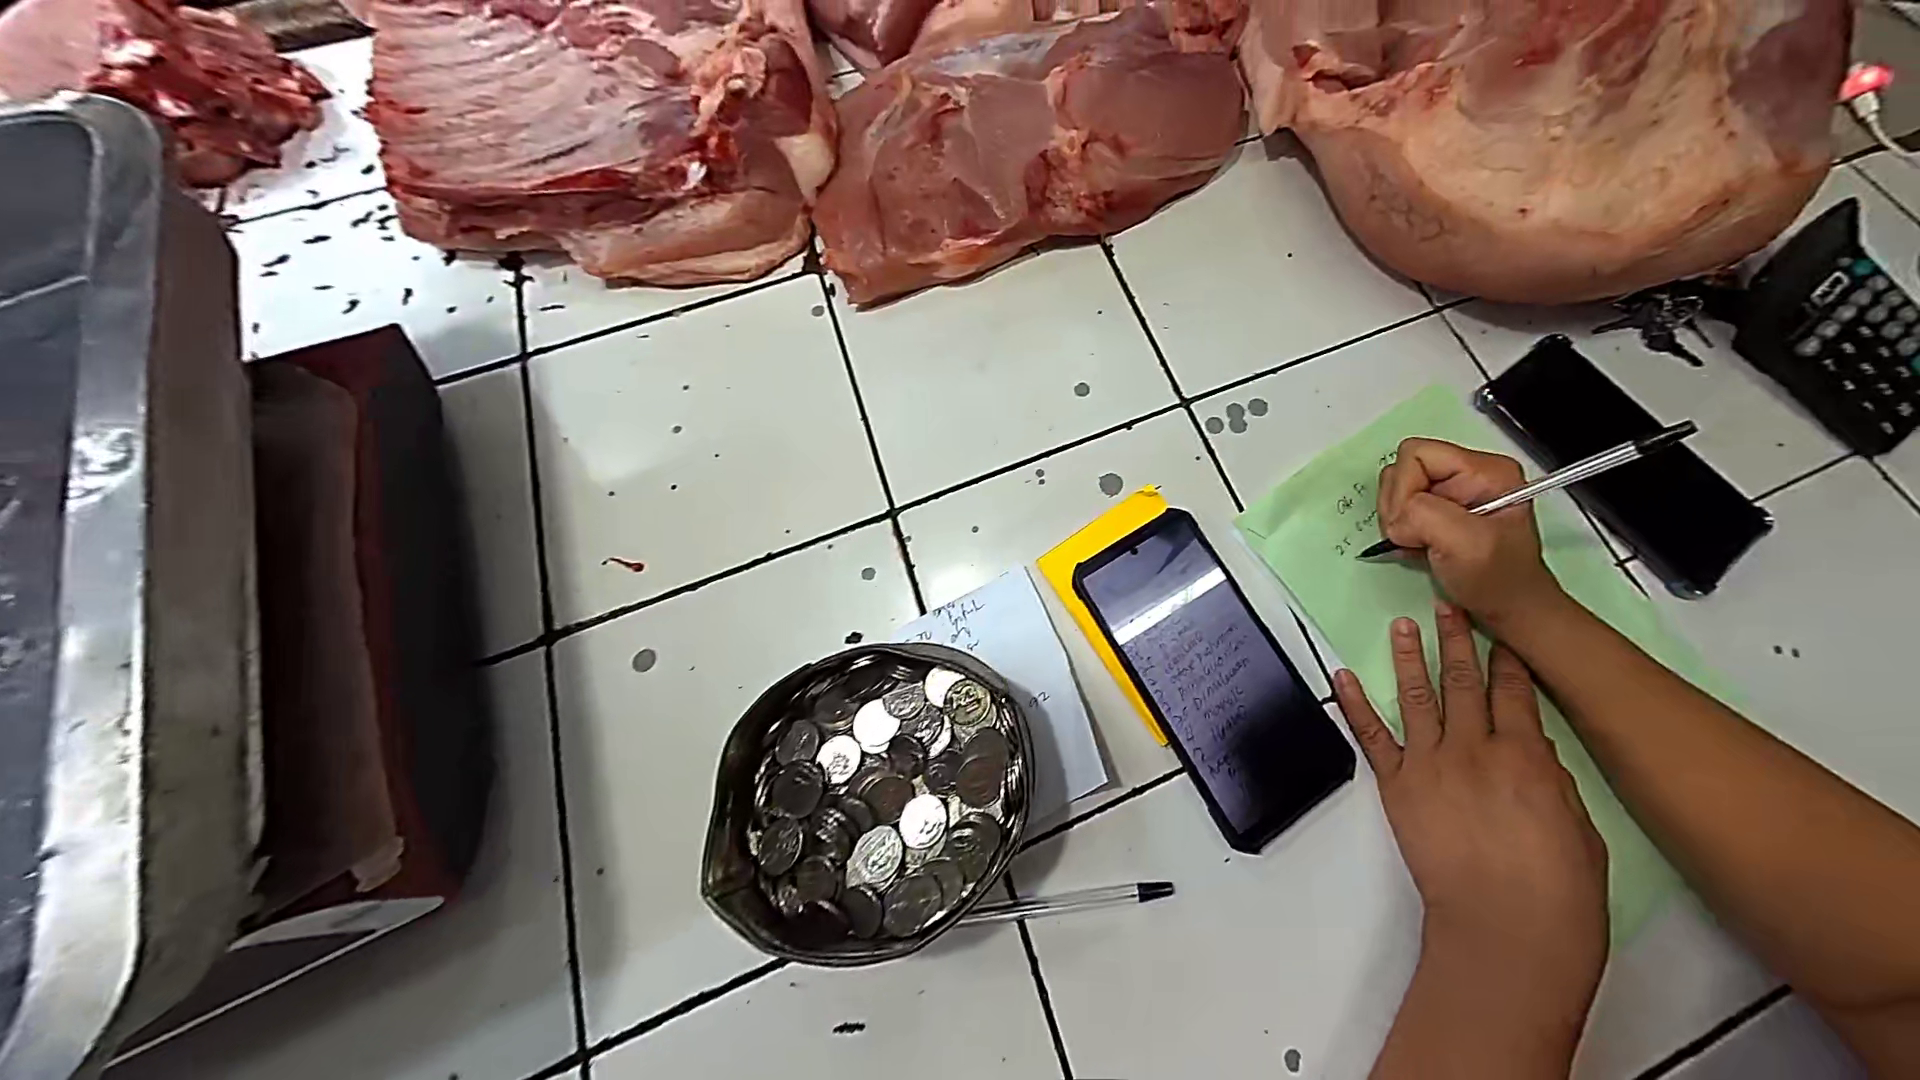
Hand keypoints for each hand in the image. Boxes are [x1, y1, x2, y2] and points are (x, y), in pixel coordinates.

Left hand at [1334, 603, 1607, 1012]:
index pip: (1514, 694)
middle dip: (1457, 642)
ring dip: (1408, 658)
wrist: (1504, 929)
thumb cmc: (1559, 892)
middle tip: (1447, 605)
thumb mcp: (1579, 828)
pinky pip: (1371, 735)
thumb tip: (1527, 748)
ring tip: (1401, 625)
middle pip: (1464, 684)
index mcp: (1527, 758)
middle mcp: (1473, 749)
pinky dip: (1354, 703)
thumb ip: (1548, 779)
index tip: (1498, 630)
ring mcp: (1428, 763)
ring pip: (1416, 697)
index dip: (1506, 660)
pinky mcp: (1395, 783)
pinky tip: (1343, 675)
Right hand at [1377, 438, 1565, 628]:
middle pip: (1400, 470)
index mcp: (1483, 470)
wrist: (1507, 605)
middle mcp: (1465, 473)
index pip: (1415, 455)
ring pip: (1393, 487)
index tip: (1419, 525)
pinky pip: (1395, 505)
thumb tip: (1397, 515)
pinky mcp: (1435, 507)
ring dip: (1395, 519)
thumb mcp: (1465, 543)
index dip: (1405, 490)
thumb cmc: (1495, 577)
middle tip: (1418, 536)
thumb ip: (1422, 514)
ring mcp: (1449, 490)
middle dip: (1397, 507)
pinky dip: (1397, 527)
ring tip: (1419, 541)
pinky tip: (1416, 542)